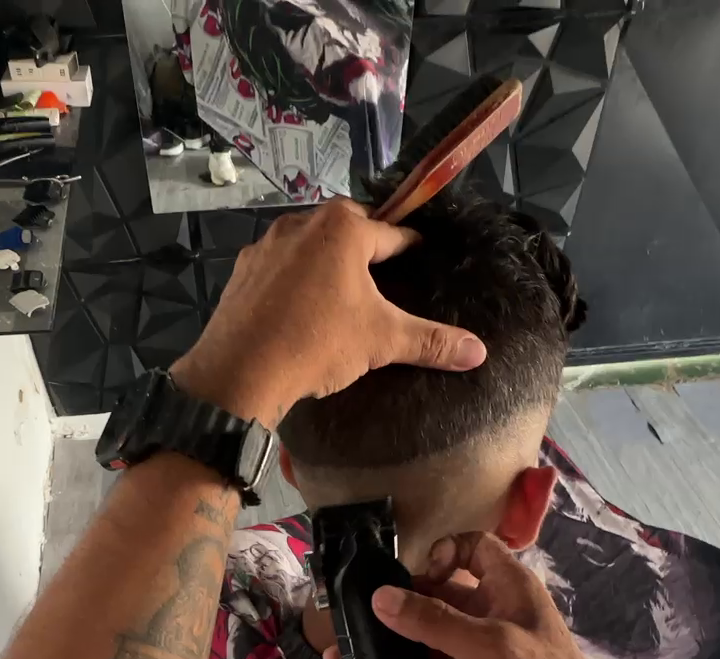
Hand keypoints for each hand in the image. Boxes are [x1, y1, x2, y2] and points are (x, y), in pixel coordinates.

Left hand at [169, 199, 486, 424]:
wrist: (239, 373)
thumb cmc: (316, 345)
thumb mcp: (380, 341)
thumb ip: (430, 341)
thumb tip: (480, 352)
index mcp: (343, 229)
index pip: (393, 234)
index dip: (411, 249)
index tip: (421, 259)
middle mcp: (301, 223)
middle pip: (347, 231)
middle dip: (364, 250)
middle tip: (379, 281)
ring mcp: (266, 245)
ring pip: (308, 246)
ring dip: (324, 263)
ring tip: (338, 296)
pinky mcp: (241, 272)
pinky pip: (278, 268)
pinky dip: (292, 281)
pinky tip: (297, 309)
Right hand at [368, 532, 636, 658]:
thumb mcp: (490, 647)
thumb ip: (433, 620)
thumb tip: (379, 597)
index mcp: (509, 591)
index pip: (473, 549)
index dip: (444, 553)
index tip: (419, 578)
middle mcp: (490, 618)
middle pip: (437, 595)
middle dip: (399, 603)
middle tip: (355, 619)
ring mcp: (474, 658)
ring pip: (424, 638)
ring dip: (390, 643)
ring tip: (346, 655)